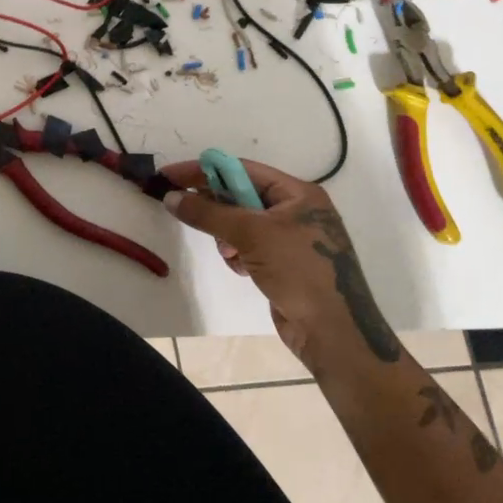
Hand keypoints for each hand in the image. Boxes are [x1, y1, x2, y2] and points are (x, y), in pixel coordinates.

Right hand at [157, 158, 402, 372]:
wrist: (332, 332)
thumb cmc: (298, 271)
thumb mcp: (250, 234)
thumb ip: (207, 212)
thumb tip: (170, 197)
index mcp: (298, 194)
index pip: (241, 169)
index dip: (203, 170)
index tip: (170, 176)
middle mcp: (297, 211)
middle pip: (240, 195)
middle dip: (216, 207)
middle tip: (186, 211)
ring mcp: (292, 238)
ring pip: (240, 222)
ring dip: (226, 235)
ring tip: (229, 253)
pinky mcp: (284, 262)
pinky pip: (248, 245)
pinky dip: (237, 254)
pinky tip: (242, 269)